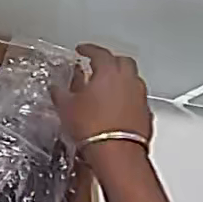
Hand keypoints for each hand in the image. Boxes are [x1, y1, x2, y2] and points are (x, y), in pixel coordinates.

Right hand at [53, 44, 151, 159]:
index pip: (99, 53)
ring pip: (132, 78)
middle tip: (97, 64)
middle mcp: (128, 80)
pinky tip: (115, 105)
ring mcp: (140, 96)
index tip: (82, 49)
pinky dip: (126, 96)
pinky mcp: (146, 113)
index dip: (88, 49)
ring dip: (119, 78)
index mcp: (108, 72)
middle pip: (122, 61)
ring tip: (105, 86)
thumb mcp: (65, 106)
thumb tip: (56, 87)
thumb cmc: (91, 127)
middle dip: (109, 60)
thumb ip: (60, 91)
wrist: (115, 152)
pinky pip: (136, 97)